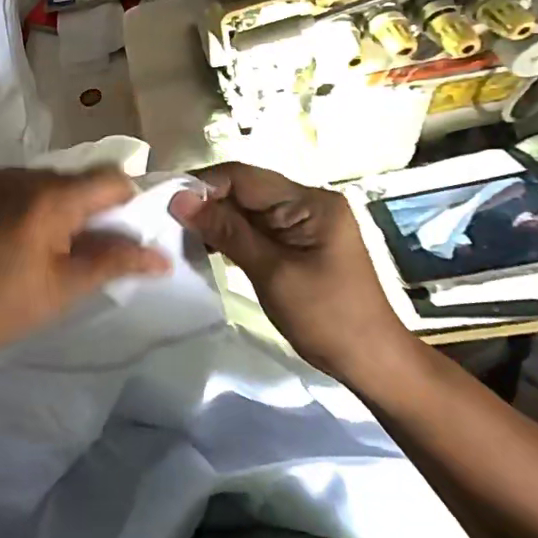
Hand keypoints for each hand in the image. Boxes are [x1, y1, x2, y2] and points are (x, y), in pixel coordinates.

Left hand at [0, 167, 169, 384]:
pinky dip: (27, 203)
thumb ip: (115, 261)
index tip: (125, 235)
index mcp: (48, 196)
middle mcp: (19, 174)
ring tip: (48, 248)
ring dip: (57, 205)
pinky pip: (14, 185)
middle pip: (75, 178)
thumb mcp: (65, 287)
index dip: (127, 202)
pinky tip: (16, 239)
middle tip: (86, 250)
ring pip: (44, 180)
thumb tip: (162, 256)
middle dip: (90, 207)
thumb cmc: (2, 308)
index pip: (109, 178)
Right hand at [168, 162, 411, 376]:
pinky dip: (231, 235)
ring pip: (247, 209)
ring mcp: (305, 223)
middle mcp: (309, 203)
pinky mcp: (299, 242)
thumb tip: (180, 200)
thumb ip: (226, 232)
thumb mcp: (271, 272)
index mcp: (311, 203)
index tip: (166, 203)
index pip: (244, 177)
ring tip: (182, 236)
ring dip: (216, 220)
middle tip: (168, 222)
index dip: (203, 185)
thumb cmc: (326, 317)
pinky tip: (207, 247)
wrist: (371, 361)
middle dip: (206, 202)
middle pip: (245, 189)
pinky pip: (256, 227)